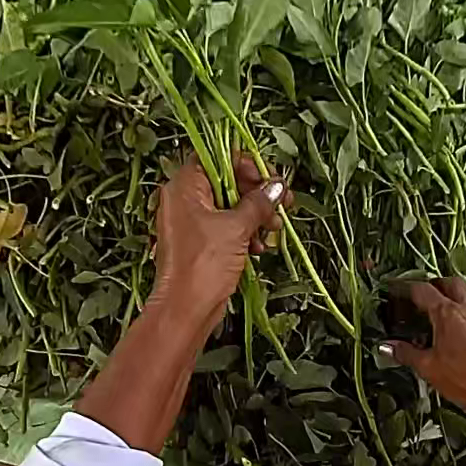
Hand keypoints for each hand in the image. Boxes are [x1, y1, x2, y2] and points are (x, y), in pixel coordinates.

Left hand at [149, 153, 286, 322]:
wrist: (186, 308)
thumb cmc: (204, 263)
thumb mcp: (237, 227)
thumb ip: (258, 203)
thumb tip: (276, 187)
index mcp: (185, 186)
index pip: (217, 157)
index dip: (247, 165)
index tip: (271, 180)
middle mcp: (184, 200)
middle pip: (226, 182)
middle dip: (257, 195)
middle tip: (281, 205)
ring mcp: (191, 223)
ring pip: (229, 208)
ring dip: (255, 217)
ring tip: (274, 230)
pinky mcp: (200, 244)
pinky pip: (225, 229)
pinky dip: (244, 234)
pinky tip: (260, 247)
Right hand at [381, 278, 465, 421]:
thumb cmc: (462, 378)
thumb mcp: (428, 367)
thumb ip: (406, 353)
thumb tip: (386, 347)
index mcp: (447, 313)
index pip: (423, 290)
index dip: (407, 287)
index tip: (396, 288)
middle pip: (451, 283)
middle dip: (436, 284)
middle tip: (423, 294)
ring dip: (454, 299)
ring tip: (441, 314)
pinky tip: (463, 333)